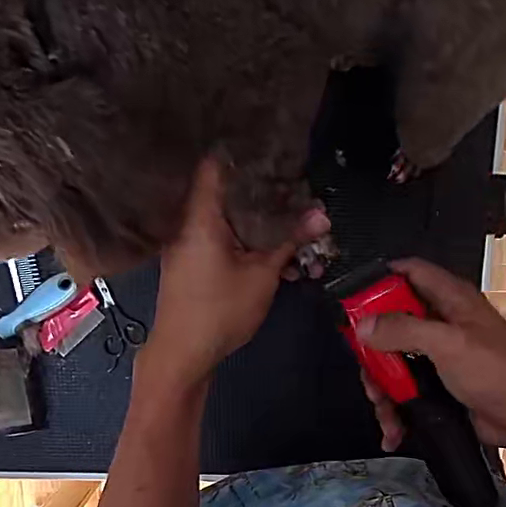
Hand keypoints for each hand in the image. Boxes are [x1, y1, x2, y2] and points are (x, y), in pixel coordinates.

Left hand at [146, 160, 330, 384]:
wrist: (184, 352)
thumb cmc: (220, 310)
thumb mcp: (263, 276)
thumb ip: (290, 242)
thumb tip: (321, 214)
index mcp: (201, 217)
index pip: (216, 166)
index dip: (243, 155)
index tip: (272, 153)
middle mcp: (188, 224)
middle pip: (224, 195)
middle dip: (260, 195)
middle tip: (293, 191)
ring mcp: (187, 246)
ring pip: (226, 223)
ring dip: (256, 225)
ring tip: (290, 228)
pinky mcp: (191, 265)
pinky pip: (220, 243)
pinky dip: (244, 244)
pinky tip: (272, 257)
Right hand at [356, 258, 505, 456]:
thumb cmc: (502, 375)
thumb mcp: (448, 344)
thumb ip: (403, 329)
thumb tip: (367, 325)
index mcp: (452, 300)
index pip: (410, 272)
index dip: (380, 281)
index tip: (356, 303)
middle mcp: (446, 324)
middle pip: (393, 325)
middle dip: (376, 352)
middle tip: (371, 372)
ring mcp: (443, 356)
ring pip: (397, 363)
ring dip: (385, 389)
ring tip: (386, 410)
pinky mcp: (442, 385)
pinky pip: (409, 390)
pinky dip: (398, 408)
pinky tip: (395, 426)